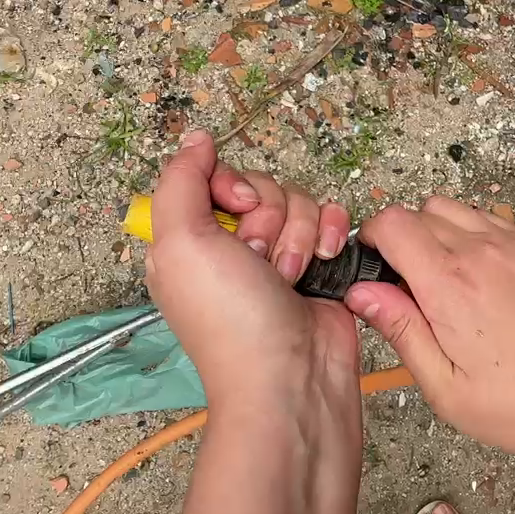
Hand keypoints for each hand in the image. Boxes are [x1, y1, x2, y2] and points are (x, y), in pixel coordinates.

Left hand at [145, 129, 358, 409]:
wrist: (292, 374)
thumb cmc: (231, 320)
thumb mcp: (181, 245)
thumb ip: (181, 182)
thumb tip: (196, 139)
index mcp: (193, 238)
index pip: (219, 174)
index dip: (235, 185)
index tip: (239, 212)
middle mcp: (235, 243)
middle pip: (265, 185)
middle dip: (271, 218)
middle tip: (260, 261)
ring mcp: (280, 251)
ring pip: (301, 199)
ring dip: (300, 234)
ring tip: (290, 276)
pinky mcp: (319, 260)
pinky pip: (332, 216)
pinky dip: (332, 233)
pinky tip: (324, 259)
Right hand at [345, 197, 514, 460]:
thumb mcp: (446, 386)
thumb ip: (401, 329)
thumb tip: (361, 293)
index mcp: (450, 284)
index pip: (392, 223)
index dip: (371, 239)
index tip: (371, 268)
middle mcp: (479, 250)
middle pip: (417, 211)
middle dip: (398, 239)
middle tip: (405, 287)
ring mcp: (510, 242)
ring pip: (450, 207)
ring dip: (433, 231)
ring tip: (440, 281)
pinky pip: (484, 218)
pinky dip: (467, 233)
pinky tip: (475, 277)